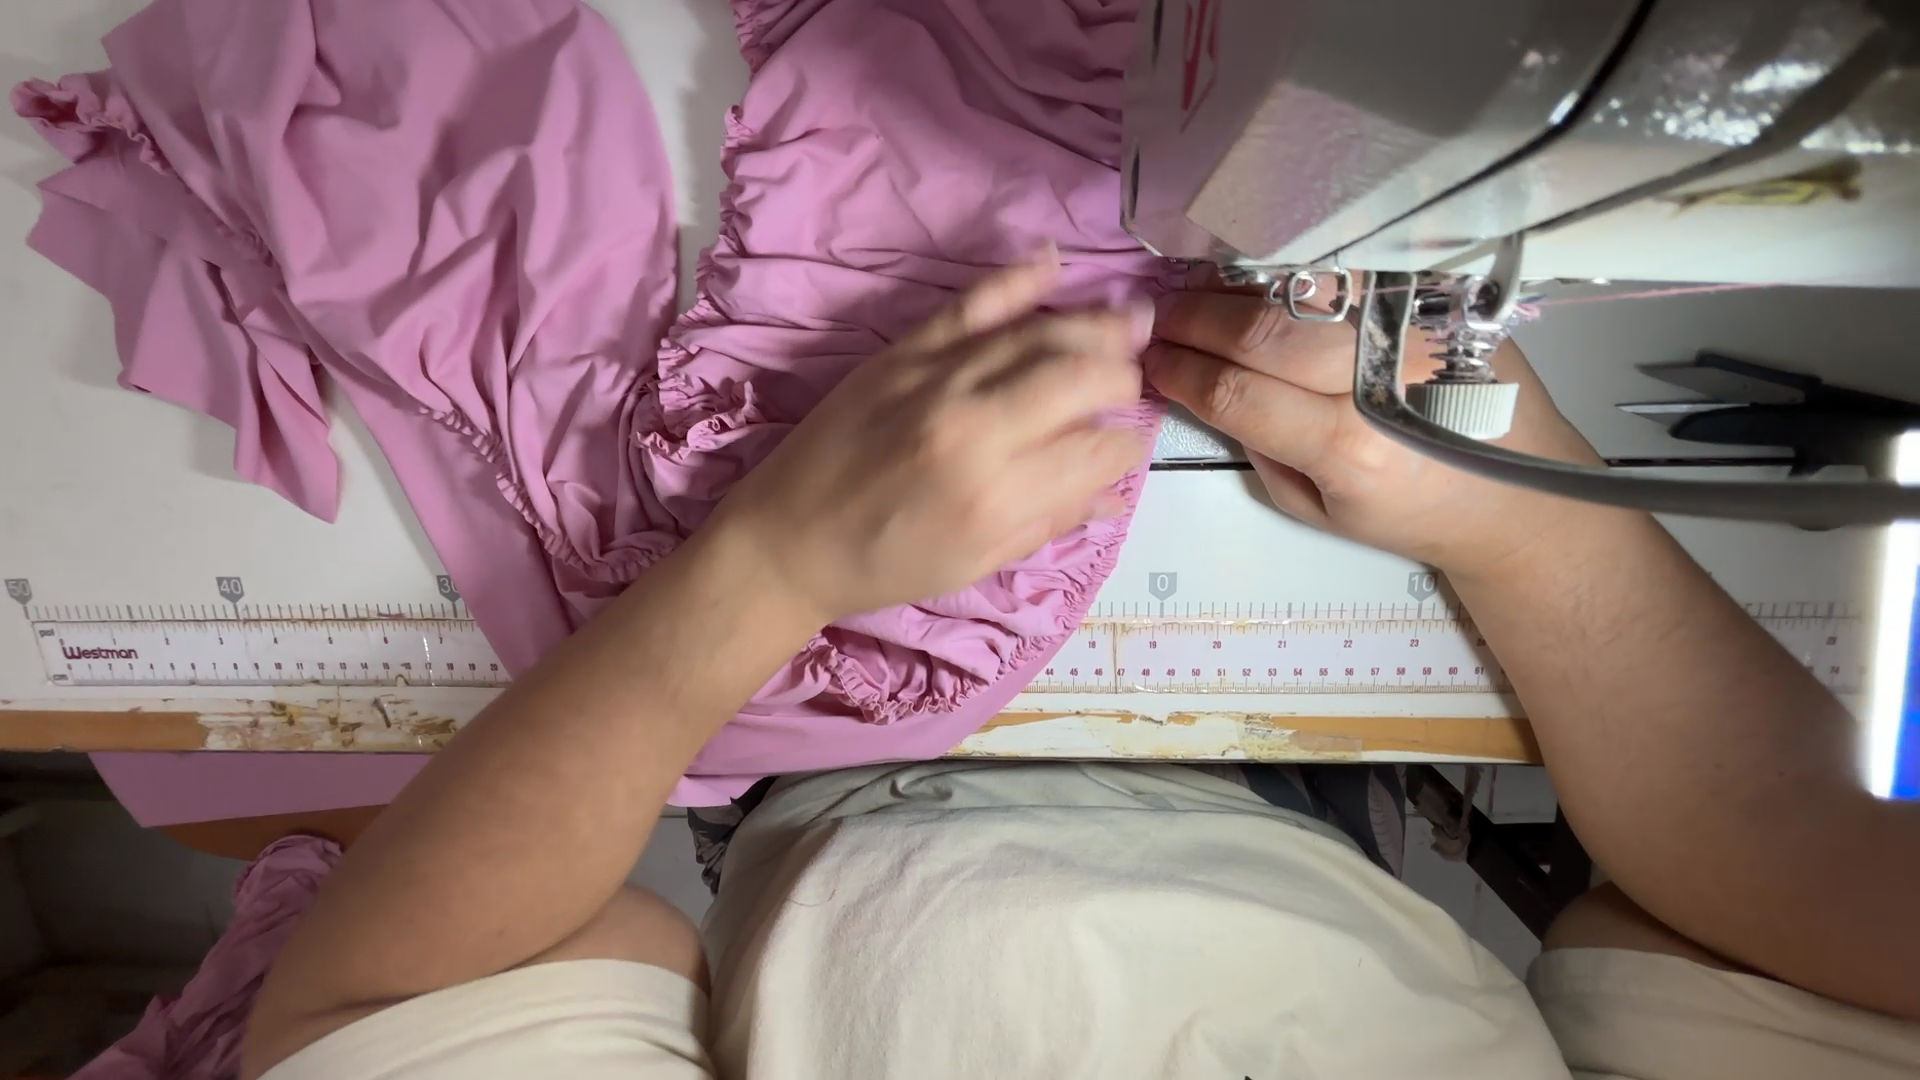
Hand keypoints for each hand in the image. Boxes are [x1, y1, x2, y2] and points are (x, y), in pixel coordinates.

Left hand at [713, 253, 1150, 624]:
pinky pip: (971, 304)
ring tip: (1132, 320)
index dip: (1127, 446)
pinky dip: (1015, 280)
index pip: (1096, 450)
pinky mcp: (901, 352)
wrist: (788, 540)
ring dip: (1093, 324)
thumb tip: (1113, 493)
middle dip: (1122, 376)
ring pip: (1037, 333)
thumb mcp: (975, 563)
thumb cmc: (885, 565)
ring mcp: (936, 378)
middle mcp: (976, 426)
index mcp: (998, 495)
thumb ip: (1049, 521)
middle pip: (1079, 377)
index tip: (1129, 444)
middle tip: (1133, 382)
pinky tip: (1053, 264)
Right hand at [1143, 287, 1606, 580]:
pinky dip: (1293, 277)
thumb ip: (1260, 448)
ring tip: (1197, 295)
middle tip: (1157, 318)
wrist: (1524, 496)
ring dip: (1236, 291)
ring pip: (1305, 291)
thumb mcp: (1317, 510)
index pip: (1235, 393)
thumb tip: (1212, 391)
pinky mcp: (1444, 302)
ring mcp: (1419, 330)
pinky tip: (1259, 283)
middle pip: (1263, 333)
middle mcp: (1385, 382)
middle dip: (1195, 322)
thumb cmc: (1410, 515)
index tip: (1149, 362)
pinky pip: (1352, 276)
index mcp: (1348, 449)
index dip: (1181, 372)